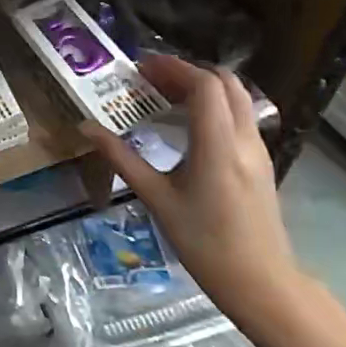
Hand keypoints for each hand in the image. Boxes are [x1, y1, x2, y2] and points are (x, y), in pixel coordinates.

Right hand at [80, 55, 309, 327]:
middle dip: (187, 72)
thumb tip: (86, 127)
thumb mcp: (154, 196)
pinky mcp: (259, 163)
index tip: (140, 66)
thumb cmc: (202, 240)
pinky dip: (212, 106)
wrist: (259, 280)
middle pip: (226, 84)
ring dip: (202, 87)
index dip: (173, 68)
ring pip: (237, 99)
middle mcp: (244, 140)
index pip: (205, 86)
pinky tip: (184, 123)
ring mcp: (257, 151)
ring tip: (162, 95)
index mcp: (218, 145)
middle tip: (149, 78)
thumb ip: (121, 157)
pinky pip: (238, 117)